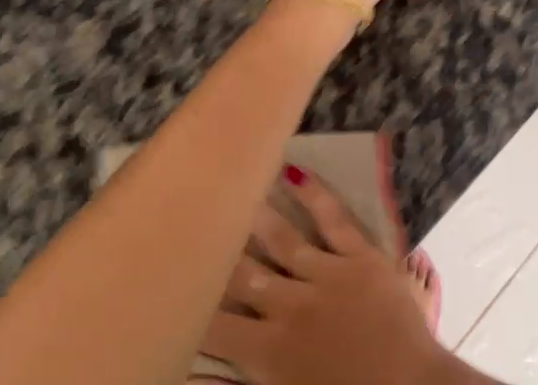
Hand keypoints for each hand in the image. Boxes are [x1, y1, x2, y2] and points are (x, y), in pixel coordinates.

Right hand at [201, 169, 451, 384]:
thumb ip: (243, 379)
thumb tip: (196, 371)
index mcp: (269, 350)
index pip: (216, 324)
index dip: (192, 304)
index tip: (174, 277)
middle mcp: (292, 305)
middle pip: (244, 274)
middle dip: (219, 250)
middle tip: (197, 222)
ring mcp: (329, 276)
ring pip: (283, 240)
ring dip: (257, 216)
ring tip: (235, 189)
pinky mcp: (363, 257)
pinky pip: (336, 221)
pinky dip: (316, 196)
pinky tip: (296, 174)